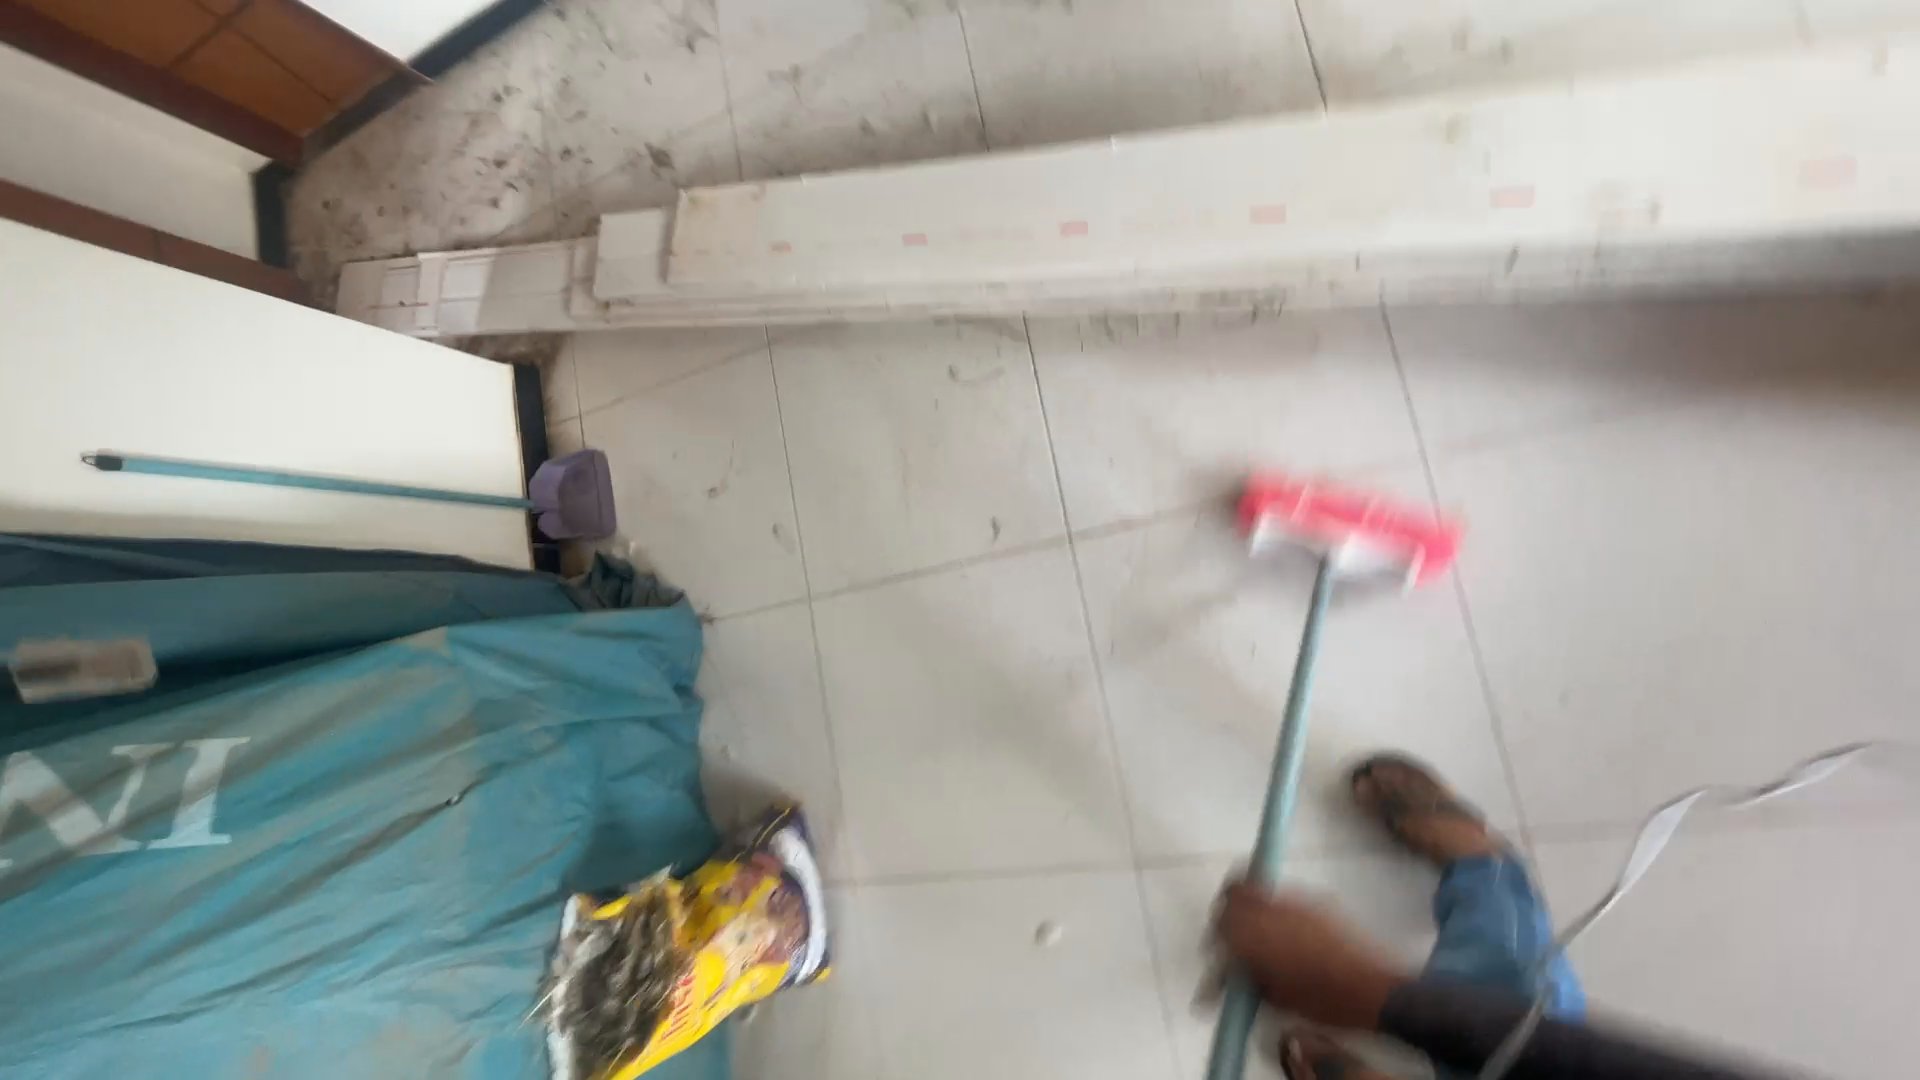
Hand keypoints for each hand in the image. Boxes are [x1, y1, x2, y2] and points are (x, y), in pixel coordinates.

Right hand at [1214, 881, 1410, 1030]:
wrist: (1374, 987)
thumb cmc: (1323, 1000)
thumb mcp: (1276, 997)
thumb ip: (1247, 978)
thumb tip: (1228, 974)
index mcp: (1254, 933)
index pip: (1220, 919)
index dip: (1217, 934)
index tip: (1219, 950)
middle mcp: (1268, 906)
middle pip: (1234, 889)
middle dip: (1228, 907)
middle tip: (1232, 930)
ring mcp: (1293, 897)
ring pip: (1258, 886)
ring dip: (1251, 902)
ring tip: (1260, 927)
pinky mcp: (1315, 896)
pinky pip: (1284, 894)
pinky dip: (1276, 905)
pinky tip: (1288, 928)